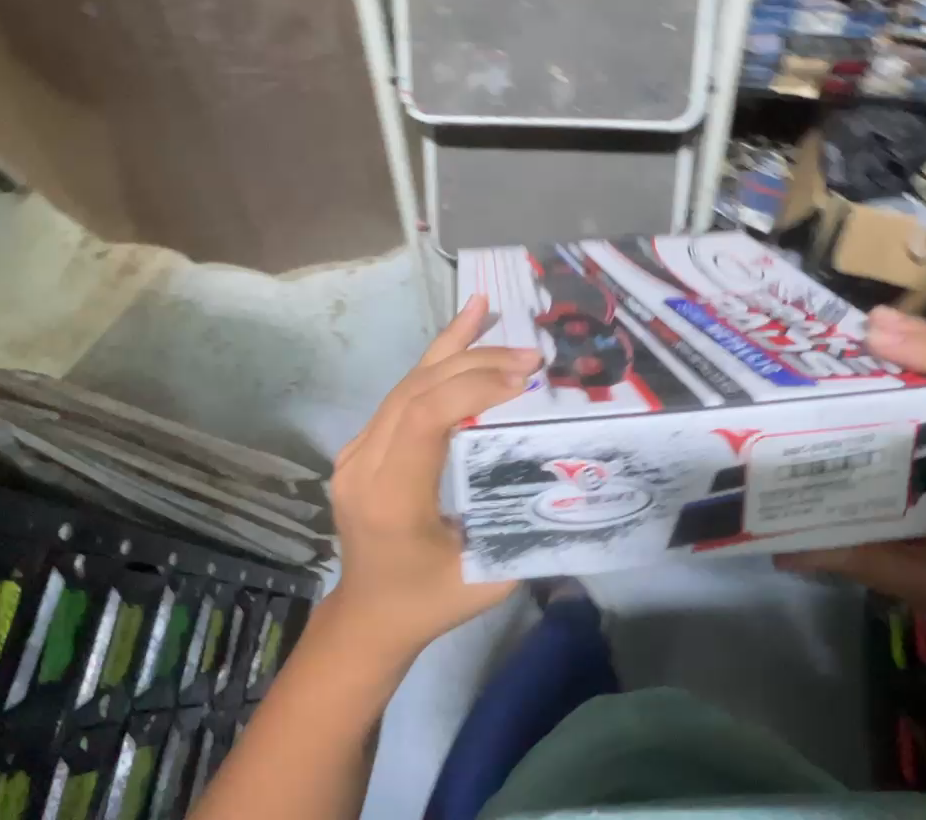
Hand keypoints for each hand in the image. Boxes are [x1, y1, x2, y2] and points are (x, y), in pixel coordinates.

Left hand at [327, 295, 540, 654]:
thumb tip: (569, 474)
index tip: (524, 381)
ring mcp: (356, 451)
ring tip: (489, 310)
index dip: (473, 388)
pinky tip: (460, 329)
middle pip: (416, 390)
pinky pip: (400, 395)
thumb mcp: (488, 575)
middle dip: (475, 363)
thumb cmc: (429, 602)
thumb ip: (525, 526)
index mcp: (392, 498)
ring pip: (406, 384)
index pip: (425, 418)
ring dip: (453, 349)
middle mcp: (364, 465)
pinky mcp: (362, 445)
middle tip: (531, 356)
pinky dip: (434, 362)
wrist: (369, 615)